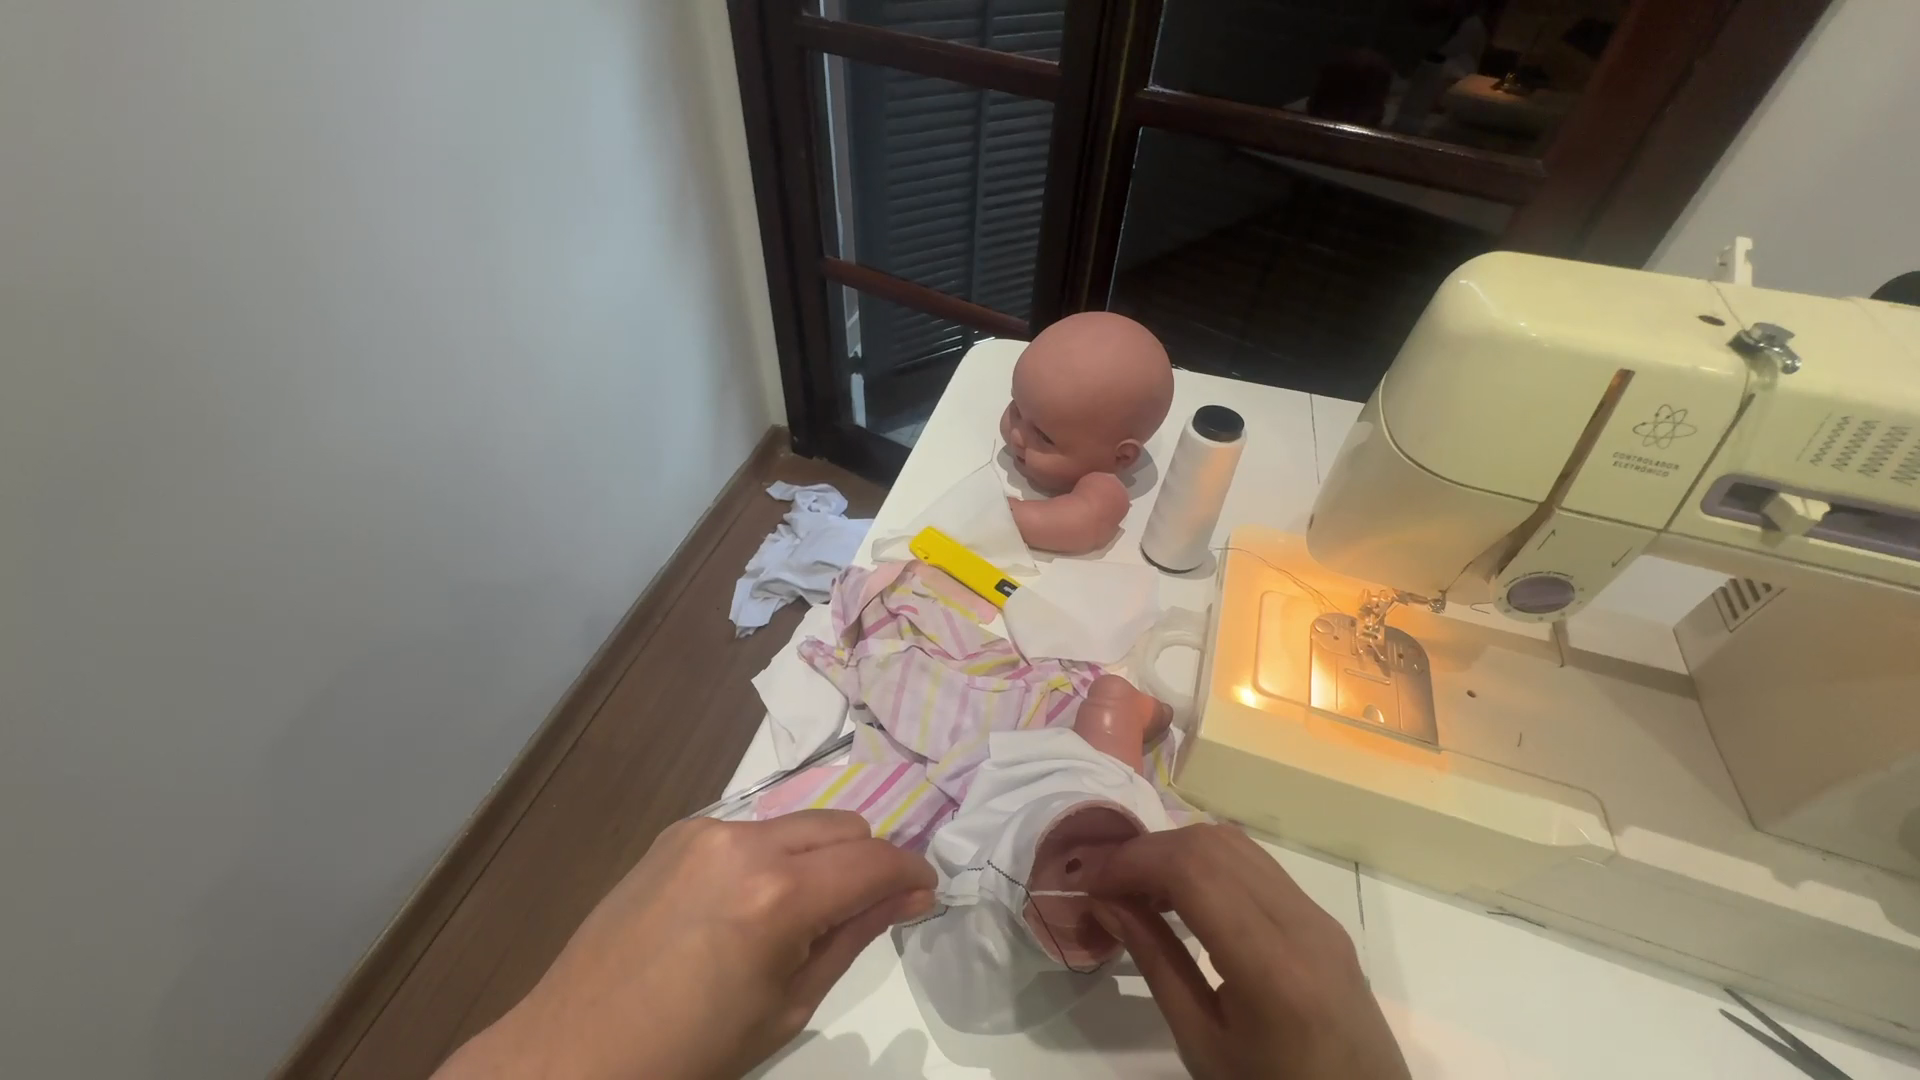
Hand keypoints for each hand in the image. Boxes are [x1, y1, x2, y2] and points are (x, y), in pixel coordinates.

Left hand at [435, 812, 934, 1079]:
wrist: (572, 1054)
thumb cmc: (691, 1053)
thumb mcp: (789, 1005)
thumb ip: (855, 934)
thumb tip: (911, 895)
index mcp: (777, 896)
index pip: (873, 861)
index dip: (910, 873)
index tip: (924, 892)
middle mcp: (746, 843)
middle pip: (843, 826)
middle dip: (867, 862)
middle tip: (861, 910)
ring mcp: (707, 829)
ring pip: (800, 822)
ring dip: (820, 856)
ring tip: (798, 912)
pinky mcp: (679, 830)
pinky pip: (754, 829)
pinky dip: (773, 855)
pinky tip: (745, 902)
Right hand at [1090, 824, 1409, 1079]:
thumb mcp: (1202, 1043)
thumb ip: (1153, 961)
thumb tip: (1104, 901)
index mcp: (1272, 968)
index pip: (1192, 871)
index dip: (1132, 862)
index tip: (1090, 881)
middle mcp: (1303, 924)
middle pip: (1210, 844)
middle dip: (1147, 850)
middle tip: (1107, 882)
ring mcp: (1318, 915)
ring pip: (1233, 842)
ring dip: (1176, 850)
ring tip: (1139, 887)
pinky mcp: (1322, 917)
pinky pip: (1254, 863)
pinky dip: (1206, 861)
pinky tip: (1181, 893)